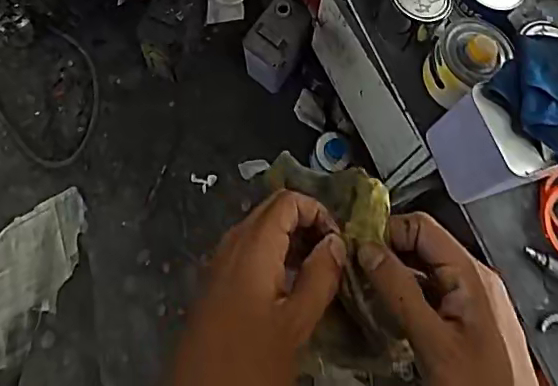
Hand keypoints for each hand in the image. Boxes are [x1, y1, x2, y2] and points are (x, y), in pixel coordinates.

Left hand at [169, 189, 347, 385]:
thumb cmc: (251, 358)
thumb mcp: (295, 323)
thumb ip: (318, 278)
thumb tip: (336, 243)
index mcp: (253, 243)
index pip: (288, 199)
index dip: (318, 211)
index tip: (340, 242)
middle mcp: (234, 239)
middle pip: (274, 210)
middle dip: (307, 224)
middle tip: (334, 257)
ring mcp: (222, 256)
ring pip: (262, 229)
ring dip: (292, 241)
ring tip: (320, 273)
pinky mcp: (218, 275)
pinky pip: (250, 249)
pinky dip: (275, 255)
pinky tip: (292, 286)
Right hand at [357, 213, 536, 385]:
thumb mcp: (435, 344)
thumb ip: (399, 291)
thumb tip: (366, 248)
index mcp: (472, 274)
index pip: (419, 225)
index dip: (386, 232)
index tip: (357, 249)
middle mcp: (476, 279)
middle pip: (421, 245)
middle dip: (386, 254)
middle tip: (355, 270)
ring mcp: (475, 302)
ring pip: (424, 270)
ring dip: (393, 277)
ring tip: (365, 292)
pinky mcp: (470, 324)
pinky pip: (432, 294)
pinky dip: (407, 297)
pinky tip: (389, 315)